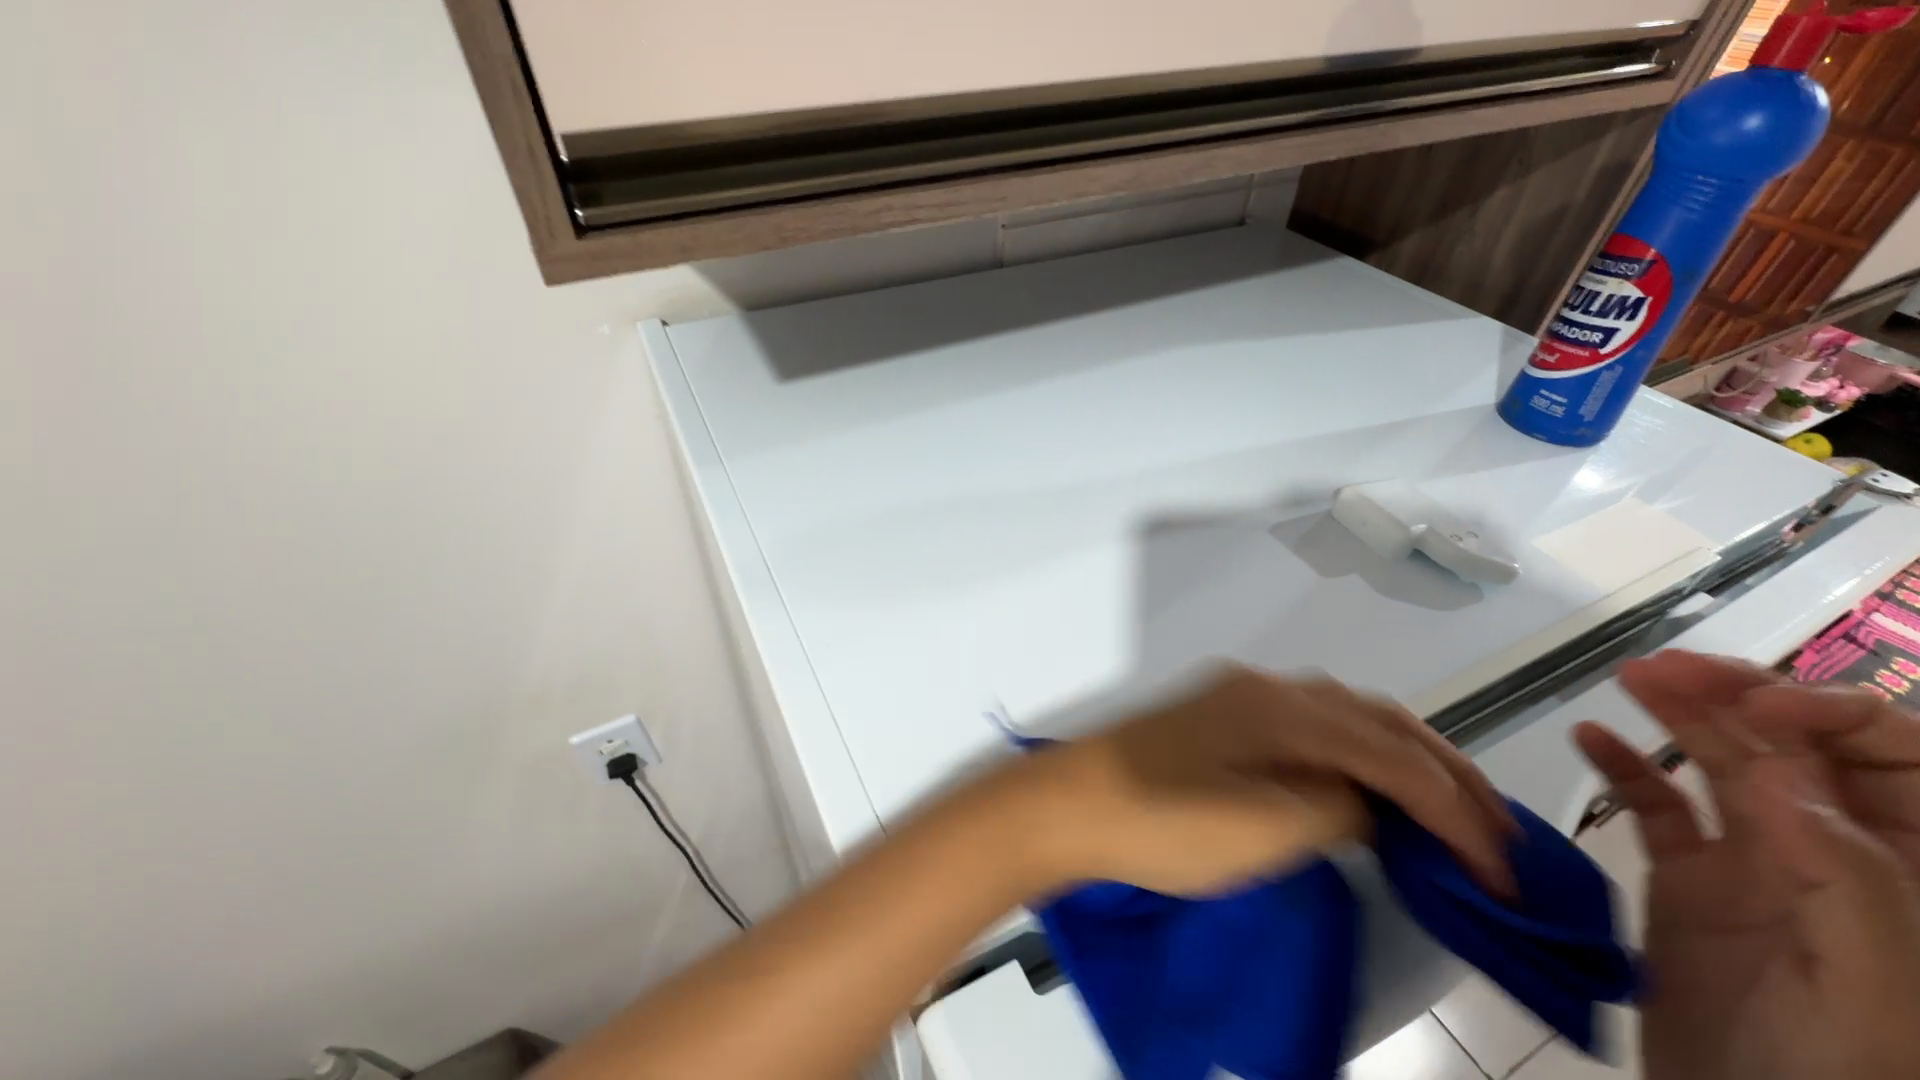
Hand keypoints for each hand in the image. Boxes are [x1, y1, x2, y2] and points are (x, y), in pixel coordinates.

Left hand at [979, 666, 1517, 898]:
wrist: (1062, 807)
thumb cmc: (1159, 825)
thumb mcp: (1262, 831)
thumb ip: (1336, 810)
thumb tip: (1372, 804)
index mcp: (1285, 709)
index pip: (1395, 758)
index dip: (1455, 815)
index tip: (1502, 874)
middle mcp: (1271, 687)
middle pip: (1380, 722)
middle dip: (1445, 774)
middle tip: (1501, 831)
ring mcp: (1241, 698)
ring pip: (1349, 720)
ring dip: (1405, 760)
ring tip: (1454, 809)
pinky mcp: (1220, 718)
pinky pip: (1313, 729)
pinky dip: (1357, 758)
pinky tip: (1372, 786)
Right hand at [1579, 652, 1919, 1079]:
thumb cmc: (1835, 1071)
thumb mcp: (1866, 986)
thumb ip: (1840, 877)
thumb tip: (1774, 768)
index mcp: (1911, 868)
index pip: (1893, 755)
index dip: (1829, 712)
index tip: (1752, 704)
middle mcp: (1838, 853)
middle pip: (1795, 747)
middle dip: (1737, 696)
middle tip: (1664, 669)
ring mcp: (1757, 866)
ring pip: (1722, 766)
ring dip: (1679, 716)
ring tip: (1629, 679)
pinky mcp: (1689, 883)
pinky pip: (1659, 811)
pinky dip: (1624, 769)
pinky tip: (1589, 738)